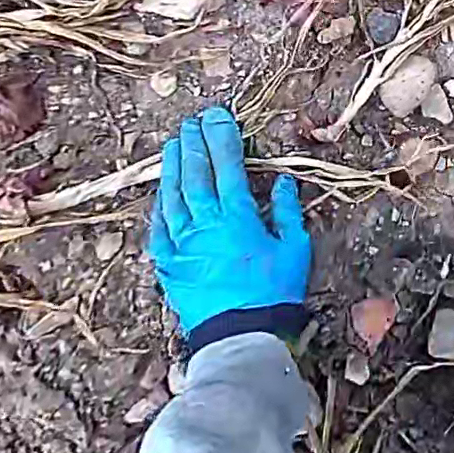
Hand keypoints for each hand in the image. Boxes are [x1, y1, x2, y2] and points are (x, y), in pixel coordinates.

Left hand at [149, 106, 309, 332]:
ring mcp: (181, 243)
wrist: (241, 335)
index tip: (219, 116)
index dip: (222, 138)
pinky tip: (161, 191)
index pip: (227, 167)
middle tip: (192, 121)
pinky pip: (159, 227)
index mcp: (237, 216)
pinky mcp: (167, 263)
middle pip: (195, 175)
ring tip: (173, 143)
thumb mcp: (294, 246)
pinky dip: (160, 204)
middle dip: (194, 144)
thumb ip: (285, 210)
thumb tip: (281, 180)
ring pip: (172, 196)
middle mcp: (204, 224)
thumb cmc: (274, 289)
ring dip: (172, 167)